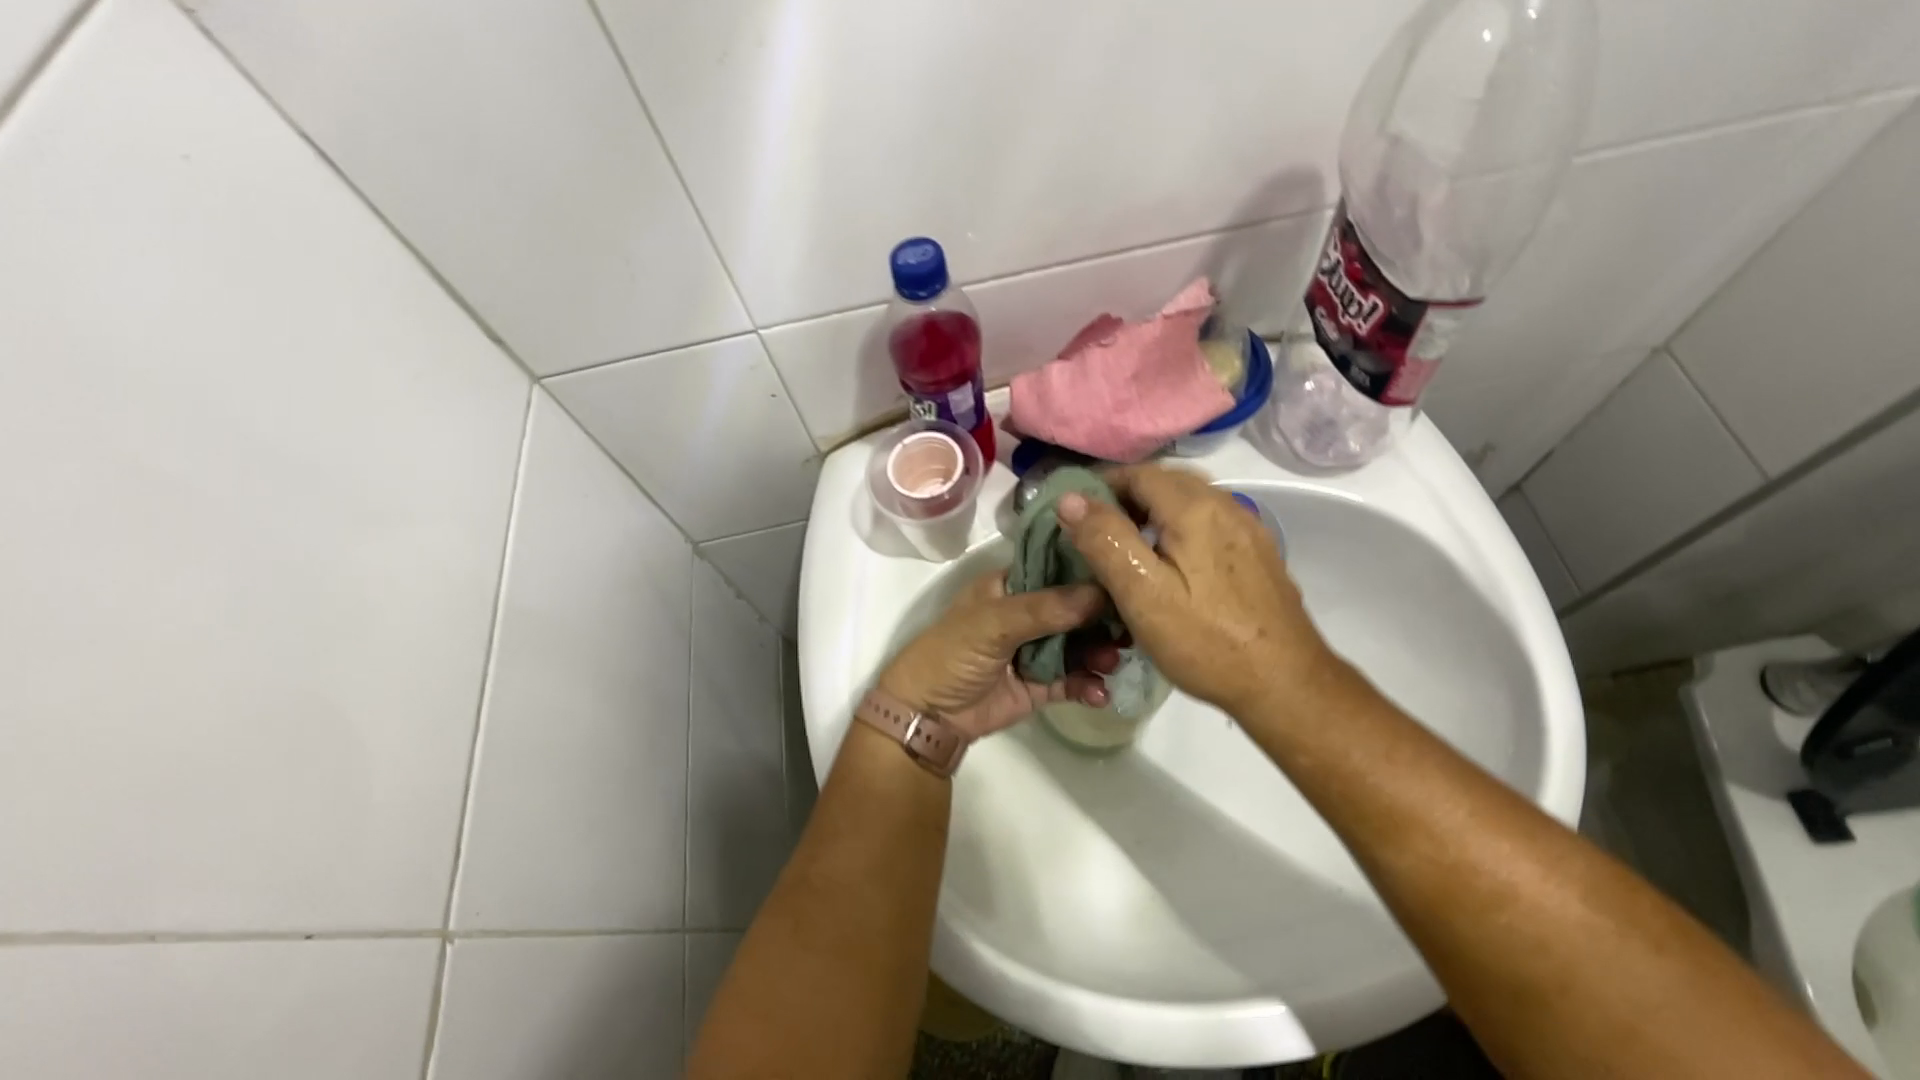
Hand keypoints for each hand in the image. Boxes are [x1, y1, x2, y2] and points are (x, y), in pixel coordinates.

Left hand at [877, 571, 1112, 741]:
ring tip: (1113, 661)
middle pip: (1076, 608)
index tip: (1125, 572)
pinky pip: (1073, 681)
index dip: (1089, 570)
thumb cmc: (951, 654)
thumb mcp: (993, 623)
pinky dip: (1089, 685)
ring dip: (1100, 652)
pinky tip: (1100, 693)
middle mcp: (1026, 614)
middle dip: (1103, 617)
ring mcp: (1034, 650)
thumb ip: (1045, 609)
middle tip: (1131, 625)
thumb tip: (1100, 593)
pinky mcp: (1040, 686)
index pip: (1055, 567)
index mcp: (1009, 586)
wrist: (926, 715)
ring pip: (1079, 645)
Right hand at [1057, 465, 1342, 719]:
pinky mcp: (1259, 554)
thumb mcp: (1142, 595)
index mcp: (1195, 509)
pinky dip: (1182, 528)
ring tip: (1129, 547)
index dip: (1101, 486)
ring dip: (1155, 511)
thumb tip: (1070, 499)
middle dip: (1128, 496)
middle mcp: (1227, 505)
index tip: (1074, 514)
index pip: (1139, 473)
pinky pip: (1212, 523)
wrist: (1285, 683)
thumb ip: (1106, 540)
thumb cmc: (1206, 642)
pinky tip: (1172, 565)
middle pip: (1168, 481)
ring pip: (1192, 501)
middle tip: (1097, 530)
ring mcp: (1249, 529)